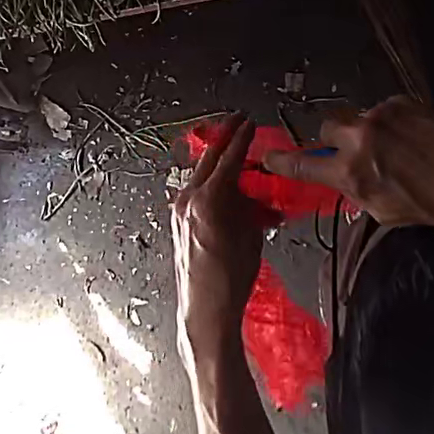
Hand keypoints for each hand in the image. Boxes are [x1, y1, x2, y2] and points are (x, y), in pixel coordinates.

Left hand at [173, 115, 268, 342]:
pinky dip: (214, 186)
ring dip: (221, 166)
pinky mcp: (178, 221)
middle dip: (225, 138)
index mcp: (208, 201)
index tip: (248, 123)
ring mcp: (179, 210)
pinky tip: (230, 193)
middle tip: (238, 123)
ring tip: (242, 163)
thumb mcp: (250, 235)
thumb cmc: (230, 280)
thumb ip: (250, 206)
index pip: (228, 159)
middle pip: (209, 159)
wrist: (205, 311)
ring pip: (203, 175)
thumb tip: (255, 195)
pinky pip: (198, 193)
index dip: (241, 138)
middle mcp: (188, 200)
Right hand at [262, 97, 433, 227]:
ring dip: (364, 132)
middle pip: (327, 127)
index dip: (283, 162)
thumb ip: (361, 197)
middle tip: (355, 154)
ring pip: (355, 118)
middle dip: (335, 140)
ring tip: (396, 148)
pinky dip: (389, 125)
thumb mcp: (393, 214)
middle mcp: (359, 137)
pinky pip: (381, 112)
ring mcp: (379, 114)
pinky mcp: (400, 101)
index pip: (305, 164)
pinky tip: (414, 138)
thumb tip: (350, 187)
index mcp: (353, 171)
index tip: (267, 158)